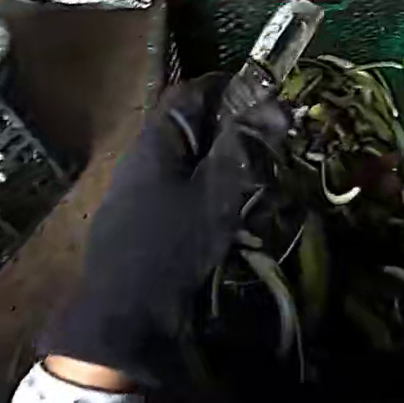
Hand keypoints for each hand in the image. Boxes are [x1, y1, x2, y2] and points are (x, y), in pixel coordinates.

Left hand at [42, 73, 289, 390]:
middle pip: (196, 123)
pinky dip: (213, 186)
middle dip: (235, 128)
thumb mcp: (217, 191)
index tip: (269, 98)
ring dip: (227, 160)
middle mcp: (146, 153)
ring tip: (261, 177)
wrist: (124, 315)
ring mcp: (143, 184)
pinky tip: (233, 209)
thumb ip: (246, 144)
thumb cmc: (172, 243)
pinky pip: (186, 183)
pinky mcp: (147, 212)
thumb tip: (279, 104)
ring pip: (194, 155)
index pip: (193, 91)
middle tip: (272, 142)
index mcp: (158, 138)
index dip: (231, 87)